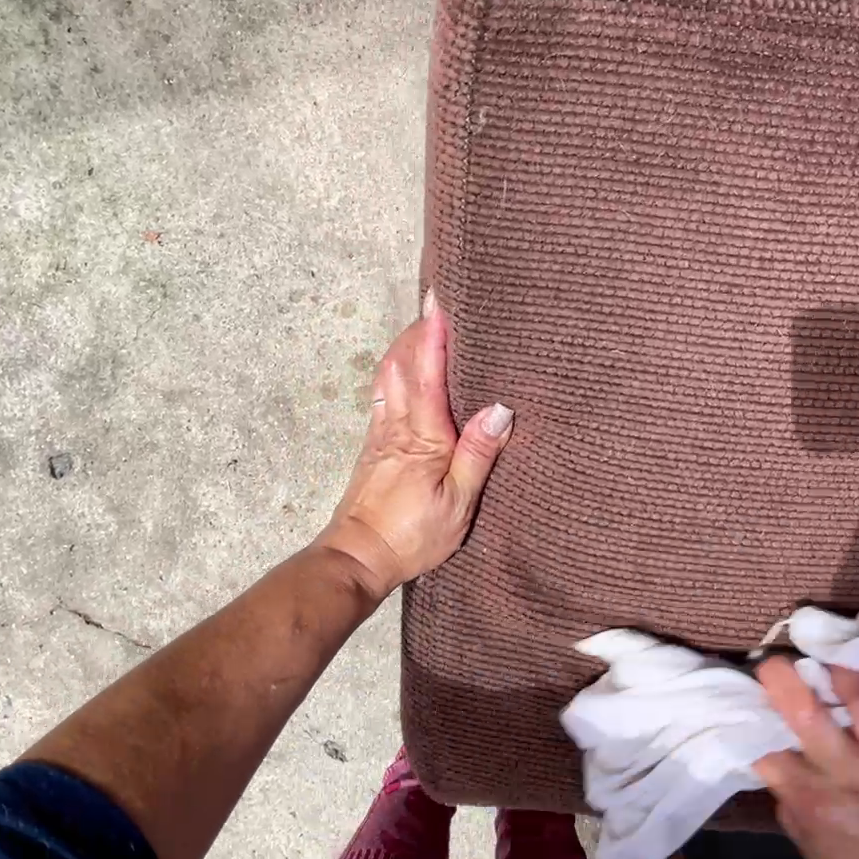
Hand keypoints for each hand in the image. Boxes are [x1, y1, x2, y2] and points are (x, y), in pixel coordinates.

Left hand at [317, 290, 512, 599]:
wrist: (358, 557)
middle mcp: (399, 426)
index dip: (433, 336)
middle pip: (402, 364)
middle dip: (417, 330)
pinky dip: (393, 370)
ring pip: (388, 376)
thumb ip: (478, 454)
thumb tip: (500, 409)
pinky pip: (382, 394)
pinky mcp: (373, 446)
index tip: (438, 301)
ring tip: (421, 325)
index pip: (428, 374)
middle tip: (434, 303)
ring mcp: (381, 433)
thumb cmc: (413, 535)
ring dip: (403, 346)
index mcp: (425, 437)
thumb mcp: (458, 504)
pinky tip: (398, 367)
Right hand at [753, 659, 858, 858]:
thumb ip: (785, 786)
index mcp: (812, 799)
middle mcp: (850, 774)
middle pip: (809, 713)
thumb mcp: (802, 834)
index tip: (744, 694)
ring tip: (828, 648)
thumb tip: (766, 738)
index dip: (750, 715)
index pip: (768, 746)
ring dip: (842, 666)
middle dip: (784, 676)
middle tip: (774, 658)